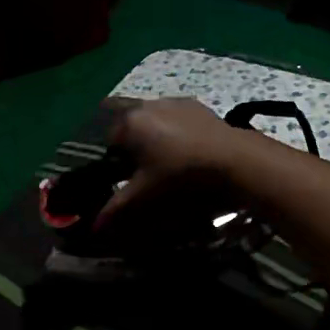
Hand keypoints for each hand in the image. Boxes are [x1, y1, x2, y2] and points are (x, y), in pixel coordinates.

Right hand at [94, 98, 247, 236]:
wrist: (235, 161)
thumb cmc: (180, 176)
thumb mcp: (145, 196)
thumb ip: (115, 209)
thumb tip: (94, 227)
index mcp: (129, 123)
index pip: (108, 142)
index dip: (114, 163)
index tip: (126, 180)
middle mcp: (147, 105)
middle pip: (131, 129)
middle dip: (135, 148)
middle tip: (148, 173)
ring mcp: (175, 102)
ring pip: (154, 122)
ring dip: (156, 138)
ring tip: (171, 164)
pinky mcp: (198, 106)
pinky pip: (178, 119)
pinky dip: (178, 133)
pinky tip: (190, 153)